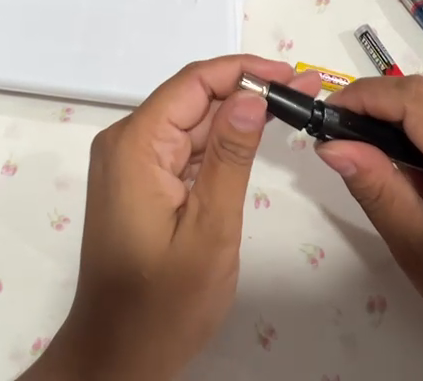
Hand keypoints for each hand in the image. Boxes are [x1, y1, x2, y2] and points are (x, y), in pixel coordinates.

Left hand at [23, 56, 323, 380]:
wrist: (118, 358)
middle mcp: (127, 142)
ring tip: (291, 106)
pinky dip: (219, 142)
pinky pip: (183, 147)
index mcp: (136, 144)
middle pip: (192, 98)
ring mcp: (131, 162)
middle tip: (304, 90)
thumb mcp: (209, 229)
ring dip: (237, 114)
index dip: (245, 71)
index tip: (293, 75)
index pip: (194, 83)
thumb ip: (230, 157)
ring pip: (190, 121)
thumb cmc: (164, 303)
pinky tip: (253, 138)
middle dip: (248, 89)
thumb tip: (252, 96)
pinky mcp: (140, 181)